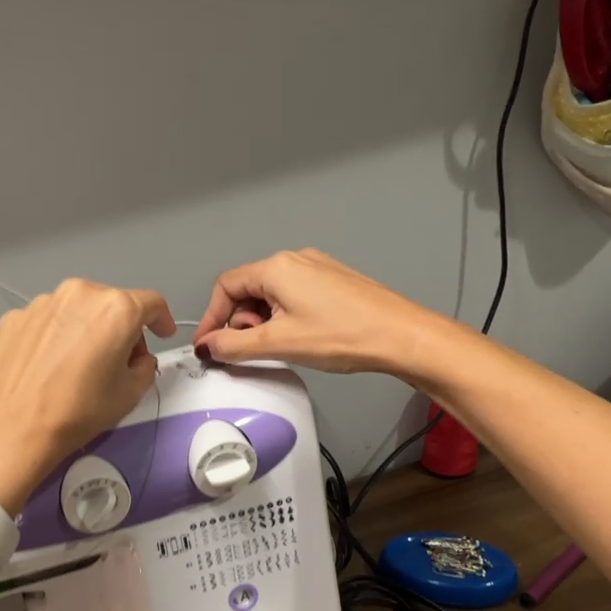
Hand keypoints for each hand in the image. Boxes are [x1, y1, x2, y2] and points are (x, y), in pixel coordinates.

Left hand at [0, 280, 175, 513]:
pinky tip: (48, 367)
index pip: (151, 303)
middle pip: (111, 304)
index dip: (161, 319)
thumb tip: (137, 359)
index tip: (161, 332)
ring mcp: (41, 303)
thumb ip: (144, 367)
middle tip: (118, 361)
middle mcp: (78, 294)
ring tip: (77, 366)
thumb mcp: (130, 394)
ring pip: (76, 310)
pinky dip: (54, 337)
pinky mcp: (14, 318)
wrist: (13, 430)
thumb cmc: (78, 412)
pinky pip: (46, 322)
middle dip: (121, 328)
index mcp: (115, 309)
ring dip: (85, 330)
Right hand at [192, 249, 441, 375]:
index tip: (208, 346)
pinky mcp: (333, 283)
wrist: (402, 337)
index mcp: (277, 268)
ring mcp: (317, 269)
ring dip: (263, 323)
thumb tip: (207, 346)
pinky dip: (284, 319)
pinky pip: (293, 297)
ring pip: (271, 295)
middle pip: (247, 289)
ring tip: (281, 347)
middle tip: (254, 349)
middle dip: (241, 322)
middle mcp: (295, 260)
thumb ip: (234, 344)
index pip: (226, 286)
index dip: (211, 318)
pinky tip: (300, 339)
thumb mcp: (278, 343)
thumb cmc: (343, 336)